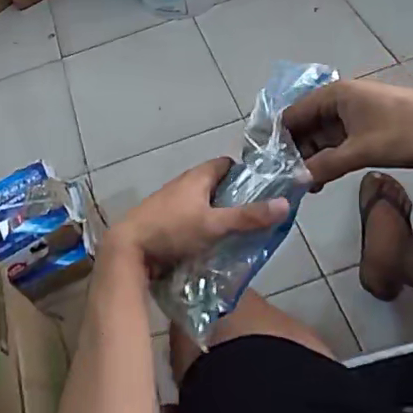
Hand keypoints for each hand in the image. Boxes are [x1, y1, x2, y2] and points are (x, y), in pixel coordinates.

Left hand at [105, 158, 287, 269]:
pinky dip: (204, 227)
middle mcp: (183, 185)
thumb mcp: (214, 224)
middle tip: (257, 216)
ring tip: (241, 233)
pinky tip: (215, 245)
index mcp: (195, 178)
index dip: (244, 173)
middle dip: (234, 197)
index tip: (263, 188)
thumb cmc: (172, 230)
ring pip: (202, 204)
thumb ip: (248, 216)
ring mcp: (171, 204)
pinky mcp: (165, 223)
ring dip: (219, 215)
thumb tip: (284, 203)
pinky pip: (191, 220)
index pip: (225, 164)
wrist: (128, 248)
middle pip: (214, 185)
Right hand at [282, 78, 412, 185]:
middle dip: (297, 152)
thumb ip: (326, 165)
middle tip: (290, 180)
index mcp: (334, 95)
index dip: (279, 138)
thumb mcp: (362, 151)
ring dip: (314, 157)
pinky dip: (330, 156)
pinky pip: (339, 139)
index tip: (271, 164)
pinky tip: (325, 177)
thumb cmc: (406, 133)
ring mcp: (355, 111)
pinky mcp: (368, 123)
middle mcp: (340, 98)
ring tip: (309, 185)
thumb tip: (296, 180)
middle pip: (306, 125)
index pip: (292, 114)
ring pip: (322, 134)